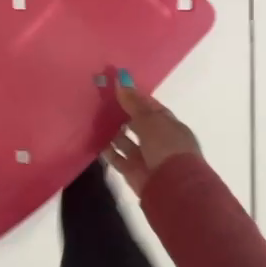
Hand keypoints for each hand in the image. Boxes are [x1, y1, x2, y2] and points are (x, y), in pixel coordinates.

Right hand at [102, 70, 201, 195]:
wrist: (173, 187)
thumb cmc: (167, 147)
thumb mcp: (150, 120)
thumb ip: (133, 102)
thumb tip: (120, 79)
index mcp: (169, 125)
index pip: (150, 107)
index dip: (134, 96)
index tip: (114, 85)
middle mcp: (158, 140)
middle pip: (136, 123)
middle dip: (120, 112)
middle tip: (98, 99)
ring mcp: (145, 156)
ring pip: (125, 140)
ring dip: (111, 130)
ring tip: (92, 116)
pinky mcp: (133, 171)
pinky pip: (116, 157)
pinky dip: (106, 149)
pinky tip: (92, 138)